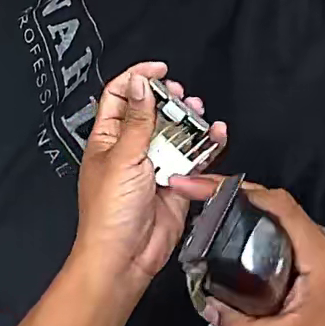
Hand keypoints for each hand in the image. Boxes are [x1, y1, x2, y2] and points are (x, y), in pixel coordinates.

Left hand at [70, 62, 226, 296]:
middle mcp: (131, 149)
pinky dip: (207, 145)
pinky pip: (194, 158)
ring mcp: (155, 165)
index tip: (159, 69)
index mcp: (108, 139)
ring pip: (176, 133)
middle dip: (169, 98)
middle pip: (152, 111)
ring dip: (190, 120)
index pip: (119, 96)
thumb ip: (137, 118)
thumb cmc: (110, 212)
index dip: (137, 78)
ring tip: (199, 112)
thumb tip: (139, 82)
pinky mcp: (176, 182)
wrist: (126, 255)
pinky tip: (216, 135)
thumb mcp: (123, 156)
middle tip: (182, 94)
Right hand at [169, 178, 324, 325]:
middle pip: (273, 202)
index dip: (240, 190)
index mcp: (317, 250)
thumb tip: (211, 308)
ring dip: (243, 209)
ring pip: (276, 217)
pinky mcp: (312, 261)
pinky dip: (253, 229)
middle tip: (200, 192)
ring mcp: (317, 250)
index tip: (211, 187)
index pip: (278, 202)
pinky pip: (279, 234)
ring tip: (210, 208)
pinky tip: (234, 238)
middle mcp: (319, 243)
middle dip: (233, 193)